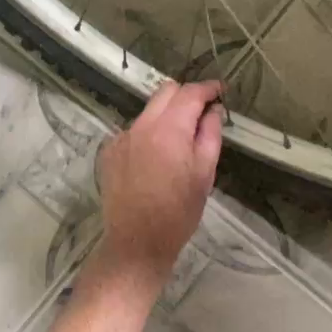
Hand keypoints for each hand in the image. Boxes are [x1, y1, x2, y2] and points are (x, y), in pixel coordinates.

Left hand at [85, 80, 224, 305]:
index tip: (220, 91)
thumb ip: (210, 135)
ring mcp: (122, 137)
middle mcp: (141, 126)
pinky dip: (149, 134)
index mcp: (169, 130)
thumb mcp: (204, 175)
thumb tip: (213, 111)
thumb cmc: (178, 212)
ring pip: (149, 110)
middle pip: (165, 91)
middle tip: (202, 113)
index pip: (190, 93)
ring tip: (179, 142)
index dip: (208, 89)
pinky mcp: (110, 151)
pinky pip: (134, 130)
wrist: (137, 242)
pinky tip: (156, 159)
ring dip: (166, 116)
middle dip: (186, 96)